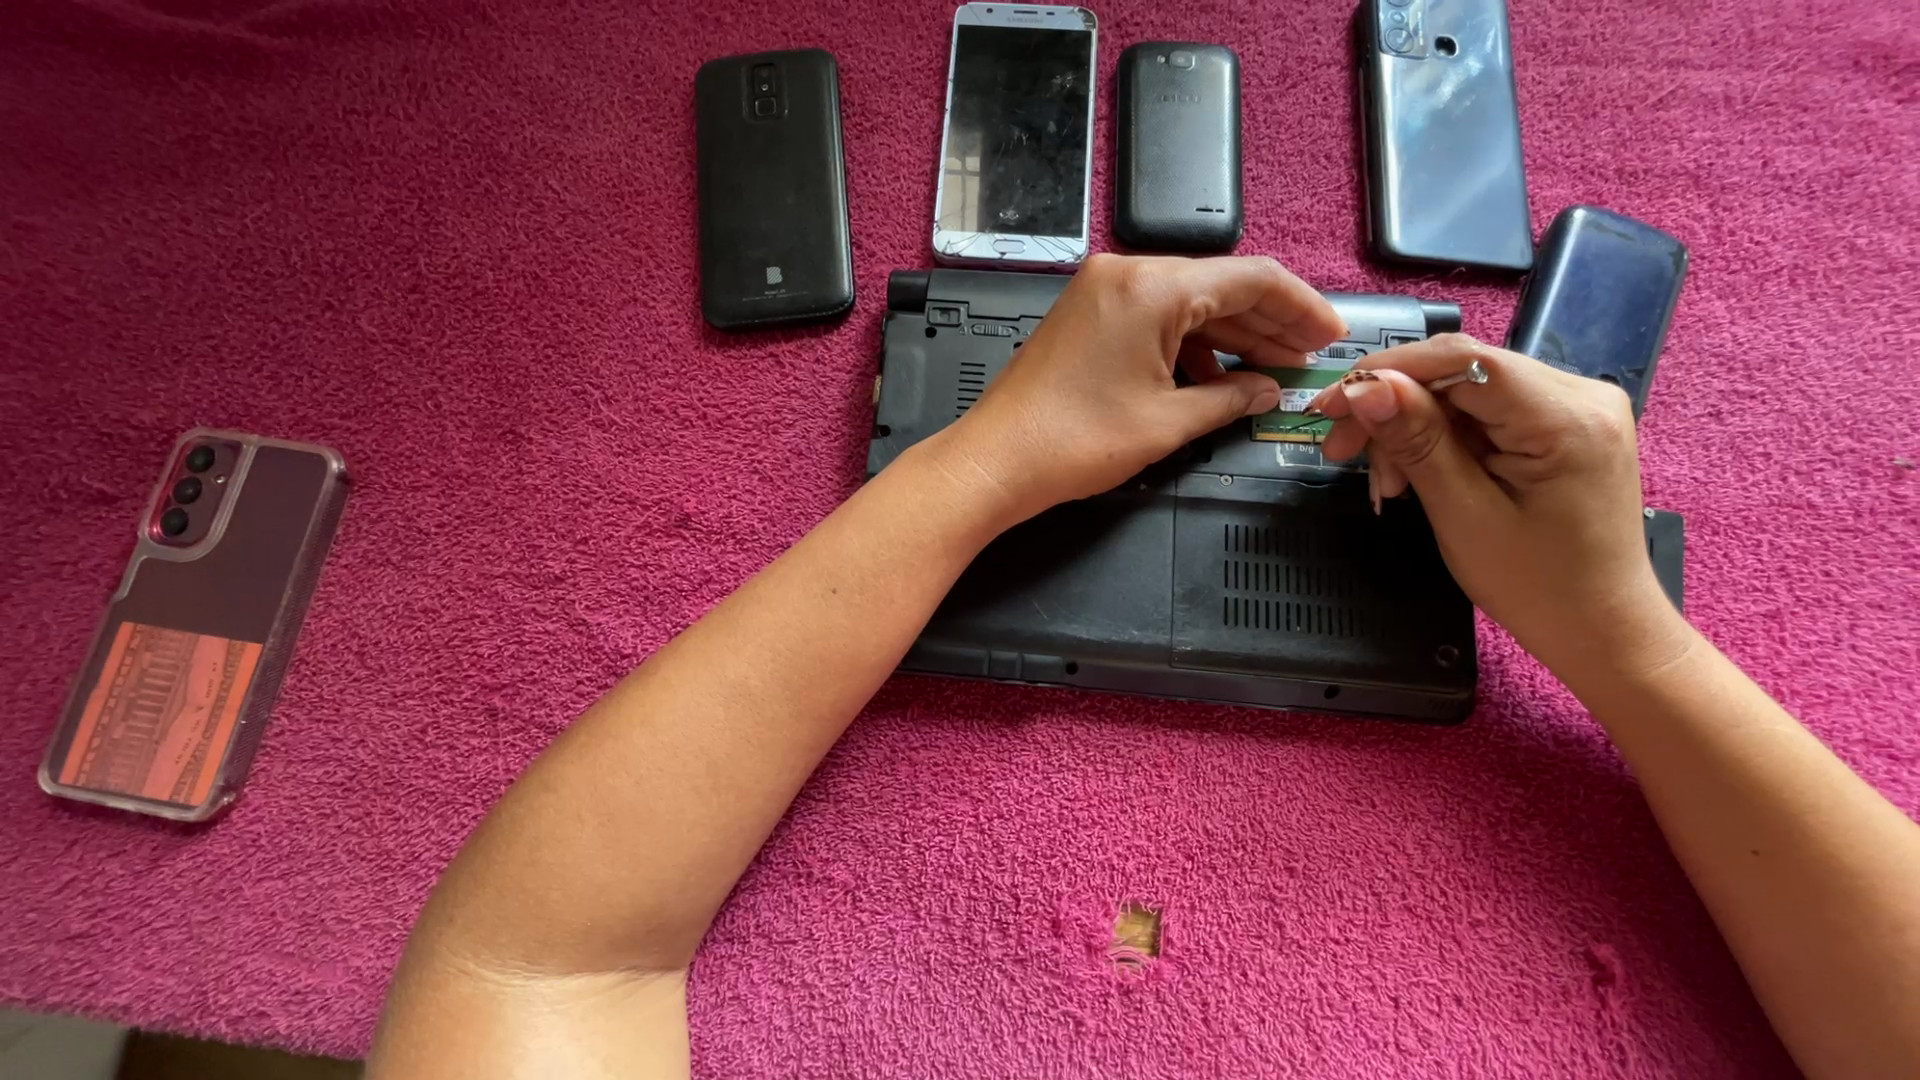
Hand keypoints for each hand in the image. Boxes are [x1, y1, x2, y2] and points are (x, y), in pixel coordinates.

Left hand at [923, 254, 1345, 528]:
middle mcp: (1125, 275)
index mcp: (1151, 287)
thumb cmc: (1073, 441)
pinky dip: (1186, 344)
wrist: (996, 462)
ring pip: (1186, 304)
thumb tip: (1267, 390)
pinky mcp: (1086, 317)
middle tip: (1307, 356)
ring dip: (1229, 336)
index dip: (1300, 307)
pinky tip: (1213, 376)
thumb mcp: (1168, 422)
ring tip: (1267, 372)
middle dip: (1267, 324)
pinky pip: (1152, 319)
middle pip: (1219, 287)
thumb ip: (1230, 398)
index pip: (1251, 278)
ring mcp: (1100, 293)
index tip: (1328, 334)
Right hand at [1310, 335, 1687, 674]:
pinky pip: (1480, 414)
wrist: (1597, 625)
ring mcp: (1572, 407)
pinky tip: (1412, 474)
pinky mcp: (1558, 425)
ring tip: (1384, 484)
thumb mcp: (1462, 513)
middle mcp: (1579, 393)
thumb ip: (1417, 442)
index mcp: (1565, 417)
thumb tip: (1366, 386)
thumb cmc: (1533, 583)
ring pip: (1462, 394)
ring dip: (1408, 430)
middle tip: (1339, 451)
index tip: (1330, 405)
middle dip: (1392, 407)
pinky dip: (1436, 440)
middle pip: (1459, 375)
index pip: (1463, 361)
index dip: (1388, 371)